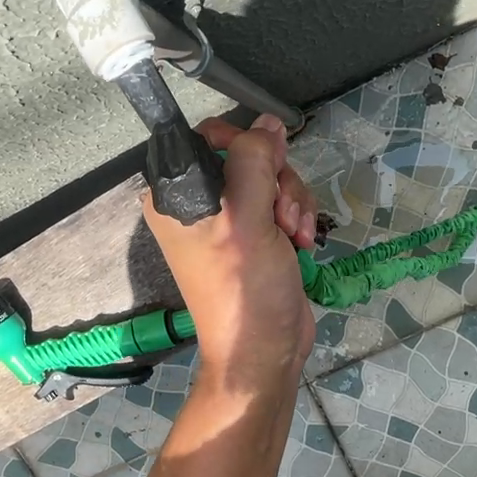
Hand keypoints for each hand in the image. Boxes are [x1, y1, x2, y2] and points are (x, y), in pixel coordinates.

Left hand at [141, 115, 316, 390]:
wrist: (262, 353)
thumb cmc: (244, 290)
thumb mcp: (246, 218)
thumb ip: (254, 161)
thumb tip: (268, 124)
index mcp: (174, 196)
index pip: (208, 138)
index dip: (245, 146)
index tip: (267, 169)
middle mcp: (198, 205)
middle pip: (248, 157)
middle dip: (277, 182)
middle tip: (281, 217)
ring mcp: (231, 224)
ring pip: (272, 181)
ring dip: (293, 203)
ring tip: (295, 237)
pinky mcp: (258, 240)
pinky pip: (282, 206)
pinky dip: (297, 220)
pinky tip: (301, 245)